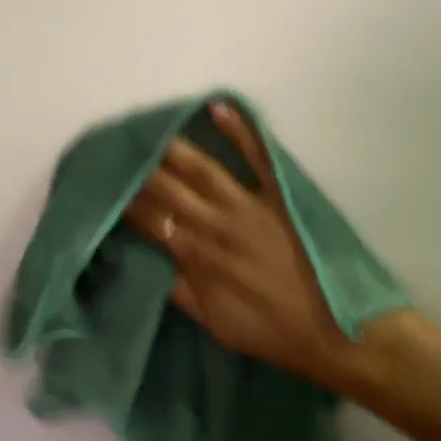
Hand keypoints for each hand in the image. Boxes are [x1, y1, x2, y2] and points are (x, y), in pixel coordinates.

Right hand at [121, 102, 374, 391]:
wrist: (338, 333)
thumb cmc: (273, 332)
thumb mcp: (215, 324)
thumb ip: (179, 290)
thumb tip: (145, 261)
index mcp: (197, 258)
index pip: (149, 221)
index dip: (122, 202)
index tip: (102, 186)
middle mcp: (215, 226)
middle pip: (167, 190)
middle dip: (138, 169)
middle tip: (115, 149)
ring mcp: (249, 207)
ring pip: (202, 170)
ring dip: (172, 148)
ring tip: (148, 128)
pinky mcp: (281, 197)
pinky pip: (258, 158)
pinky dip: (240, 131)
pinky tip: (218, 108)